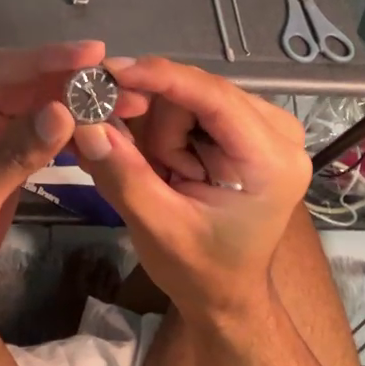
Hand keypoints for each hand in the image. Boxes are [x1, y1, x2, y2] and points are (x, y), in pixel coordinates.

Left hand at [0, 41, 146, 321]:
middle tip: (121, 81)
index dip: (48, 60)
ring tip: (123, 102)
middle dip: (69, 81)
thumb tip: (64, 110)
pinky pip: (35, 132)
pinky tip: (98, 130)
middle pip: (21, 83)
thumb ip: (15, 154)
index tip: (96, 52)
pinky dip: (64, 132)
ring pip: (33, 105)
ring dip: (73, 104)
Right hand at [70, 57, 310, 319]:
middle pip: (198, 91)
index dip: (161, 77)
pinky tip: (170, 163)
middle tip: (148, 165)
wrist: (226, 295)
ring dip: (163, 130)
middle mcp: (279, 133)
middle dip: (159, 123)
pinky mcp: (249, 127)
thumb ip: (124, 174)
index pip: (214, 96)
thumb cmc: (200, 269)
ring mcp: (267, 126)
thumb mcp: (157, 227)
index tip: (111, 70)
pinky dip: (170, 129)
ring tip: (166, 175)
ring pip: (190, 95)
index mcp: (271, 161)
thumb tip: (85, 125)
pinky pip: (194, 104)